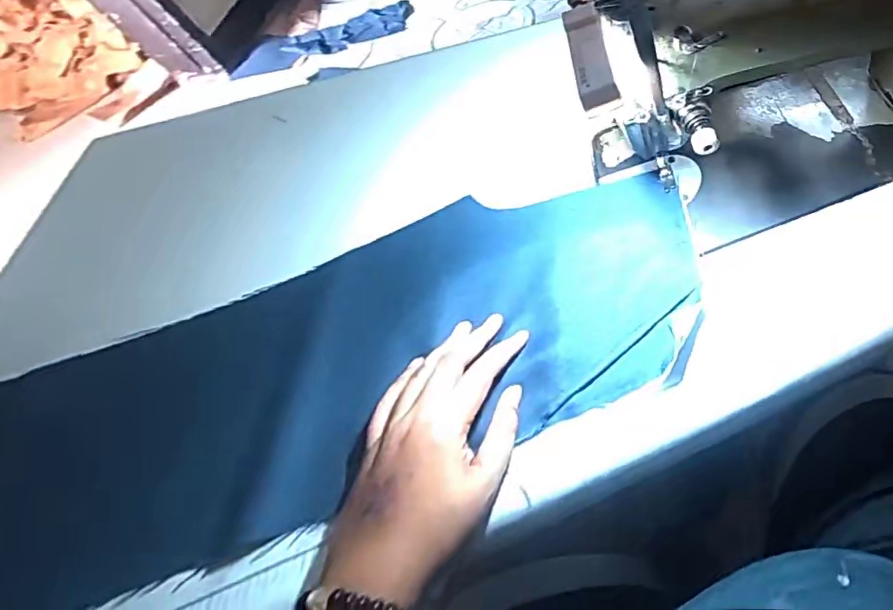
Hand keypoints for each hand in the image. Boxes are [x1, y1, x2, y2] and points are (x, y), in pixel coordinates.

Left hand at [320, 317, 529, 606]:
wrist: (374, 572)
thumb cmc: (438, 528)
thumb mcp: (484, 484)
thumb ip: (502, 432)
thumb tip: (512, 392)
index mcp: (443, 424)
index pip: (478, 375)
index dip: (502, 352)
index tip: (521, 335)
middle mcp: (413, 416)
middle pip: (446, 366)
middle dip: (474, 340)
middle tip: (494, 320)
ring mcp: (388, 428)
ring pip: (418, 375)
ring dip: (443, 350)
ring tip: (462, 331)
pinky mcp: (371, 443)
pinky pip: (390, 395)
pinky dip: (408, 374)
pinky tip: (417, 365)